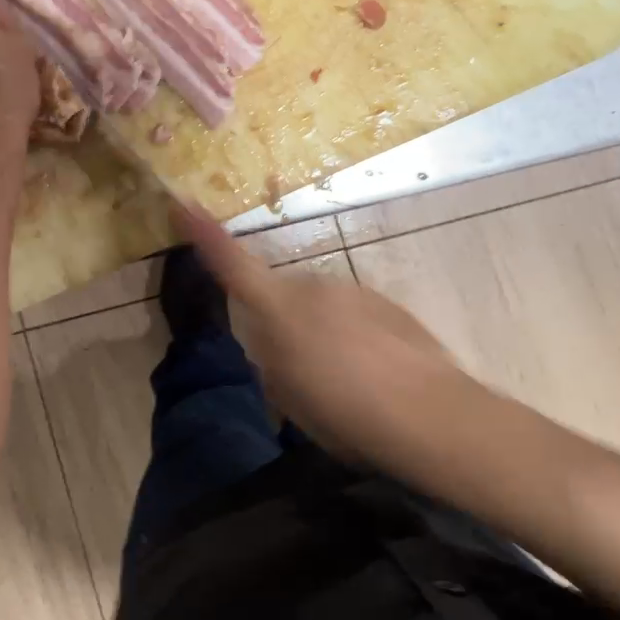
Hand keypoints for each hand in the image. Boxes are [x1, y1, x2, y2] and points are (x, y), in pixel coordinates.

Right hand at [173, 203, 468, 460]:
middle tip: (301, 371)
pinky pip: (355, 315)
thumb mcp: (288, 397)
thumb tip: (272, 342)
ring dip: (322, 332)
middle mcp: (314, 287)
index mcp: (279, 309)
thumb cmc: (346, 412)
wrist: (434, 417)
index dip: (205, 236)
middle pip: (282, 295)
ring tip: (345, 382)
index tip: (184, 203)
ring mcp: (355, 291)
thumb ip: (271, 359)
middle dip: (283, 321)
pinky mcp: (389, 304)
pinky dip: (356, 338)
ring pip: (321, 306)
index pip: (232, 265)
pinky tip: (375, 375)